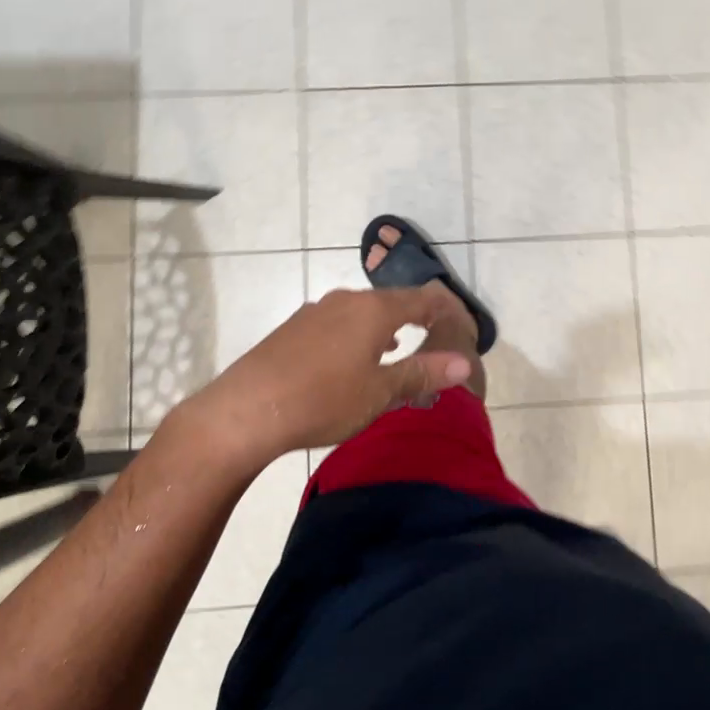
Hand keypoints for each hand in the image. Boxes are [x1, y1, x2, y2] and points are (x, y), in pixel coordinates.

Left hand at [183, 286, 473, 466]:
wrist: (244, 411)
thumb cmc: (322, 400)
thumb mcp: (380, 393)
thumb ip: (422, 373)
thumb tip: (465, 362)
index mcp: (374, 310)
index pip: (423, 299)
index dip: (447, 311)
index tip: (463, 329)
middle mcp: (347, 300)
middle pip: (392, 302)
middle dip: (417, 321)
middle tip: (435, 345)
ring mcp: (317, 311)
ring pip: (364, 313)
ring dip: (386, 330)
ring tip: (400, 353)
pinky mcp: (294, 328)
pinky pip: (340, 324)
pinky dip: (359, 337)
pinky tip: (355, 361)